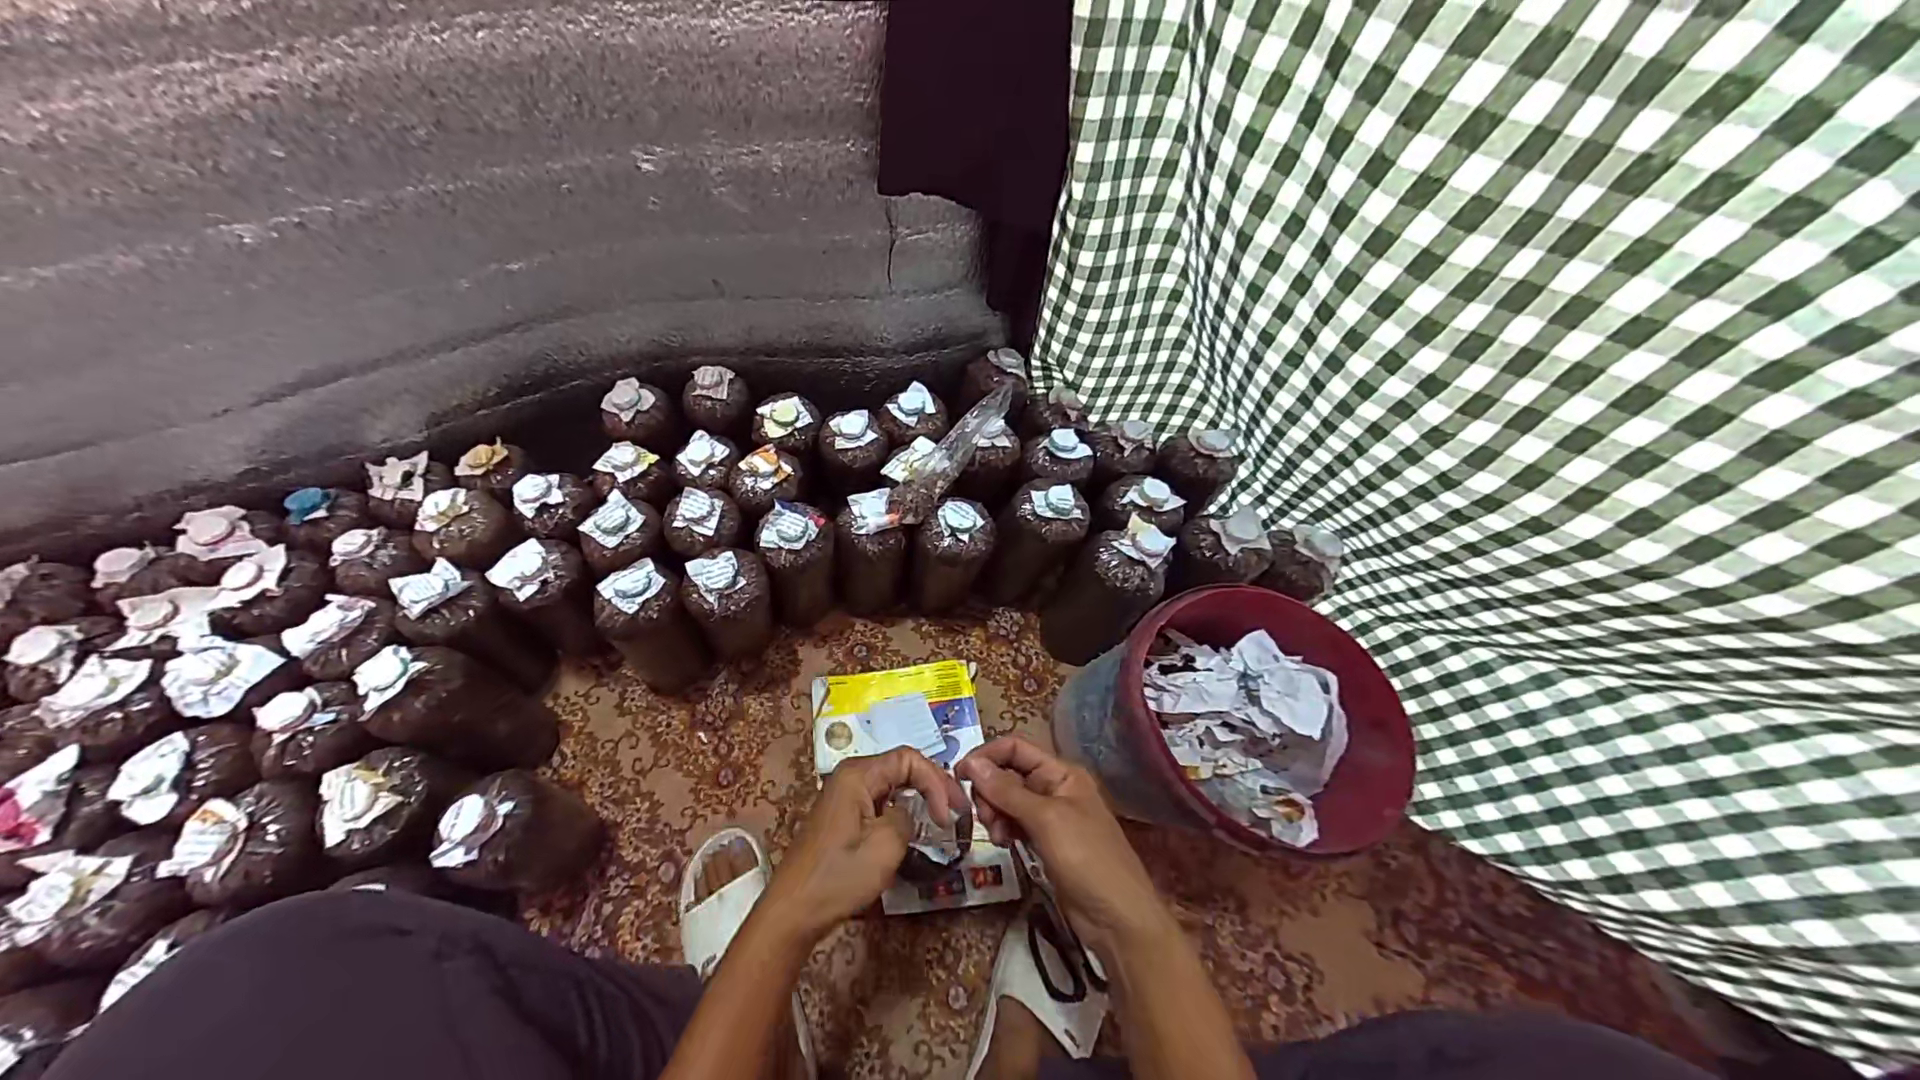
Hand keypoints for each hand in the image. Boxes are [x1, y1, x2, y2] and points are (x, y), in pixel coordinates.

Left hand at [762, 747, 967, 943]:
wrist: (792, 912)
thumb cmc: (839, 876)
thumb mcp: (885, 845)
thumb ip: (908, 817)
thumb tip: (910, 812)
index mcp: (858, 775)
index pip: (909, 759)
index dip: (935, 781)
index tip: (948, 815)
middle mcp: (850, 777)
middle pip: (901, 768)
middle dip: (932, 786)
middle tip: (957, 812)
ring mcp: (844, 797)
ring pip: (892, 786)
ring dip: (919, 799)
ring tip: (942, 820)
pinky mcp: (843, 818)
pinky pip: (880, 803)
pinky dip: (902, 812)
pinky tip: (915, 830)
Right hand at [956, 736, 1172, 959]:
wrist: (1117, 919)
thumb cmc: (1087, 859)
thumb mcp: (1046, 820)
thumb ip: (1007, 791)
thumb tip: (971, 763)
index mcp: (1061, 772)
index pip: (1015, 748)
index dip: (987, 756)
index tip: (959, 776)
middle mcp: (1055, 788)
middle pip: (1008, 773)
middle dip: (990, 790)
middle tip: (985, 818)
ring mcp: (1050, 816)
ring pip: (1008, 800)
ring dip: (995, 813)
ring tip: (998, 836)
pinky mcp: (1045, 842)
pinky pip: (1014, 823)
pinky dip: (1004, 829)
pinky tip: (1005, 844)